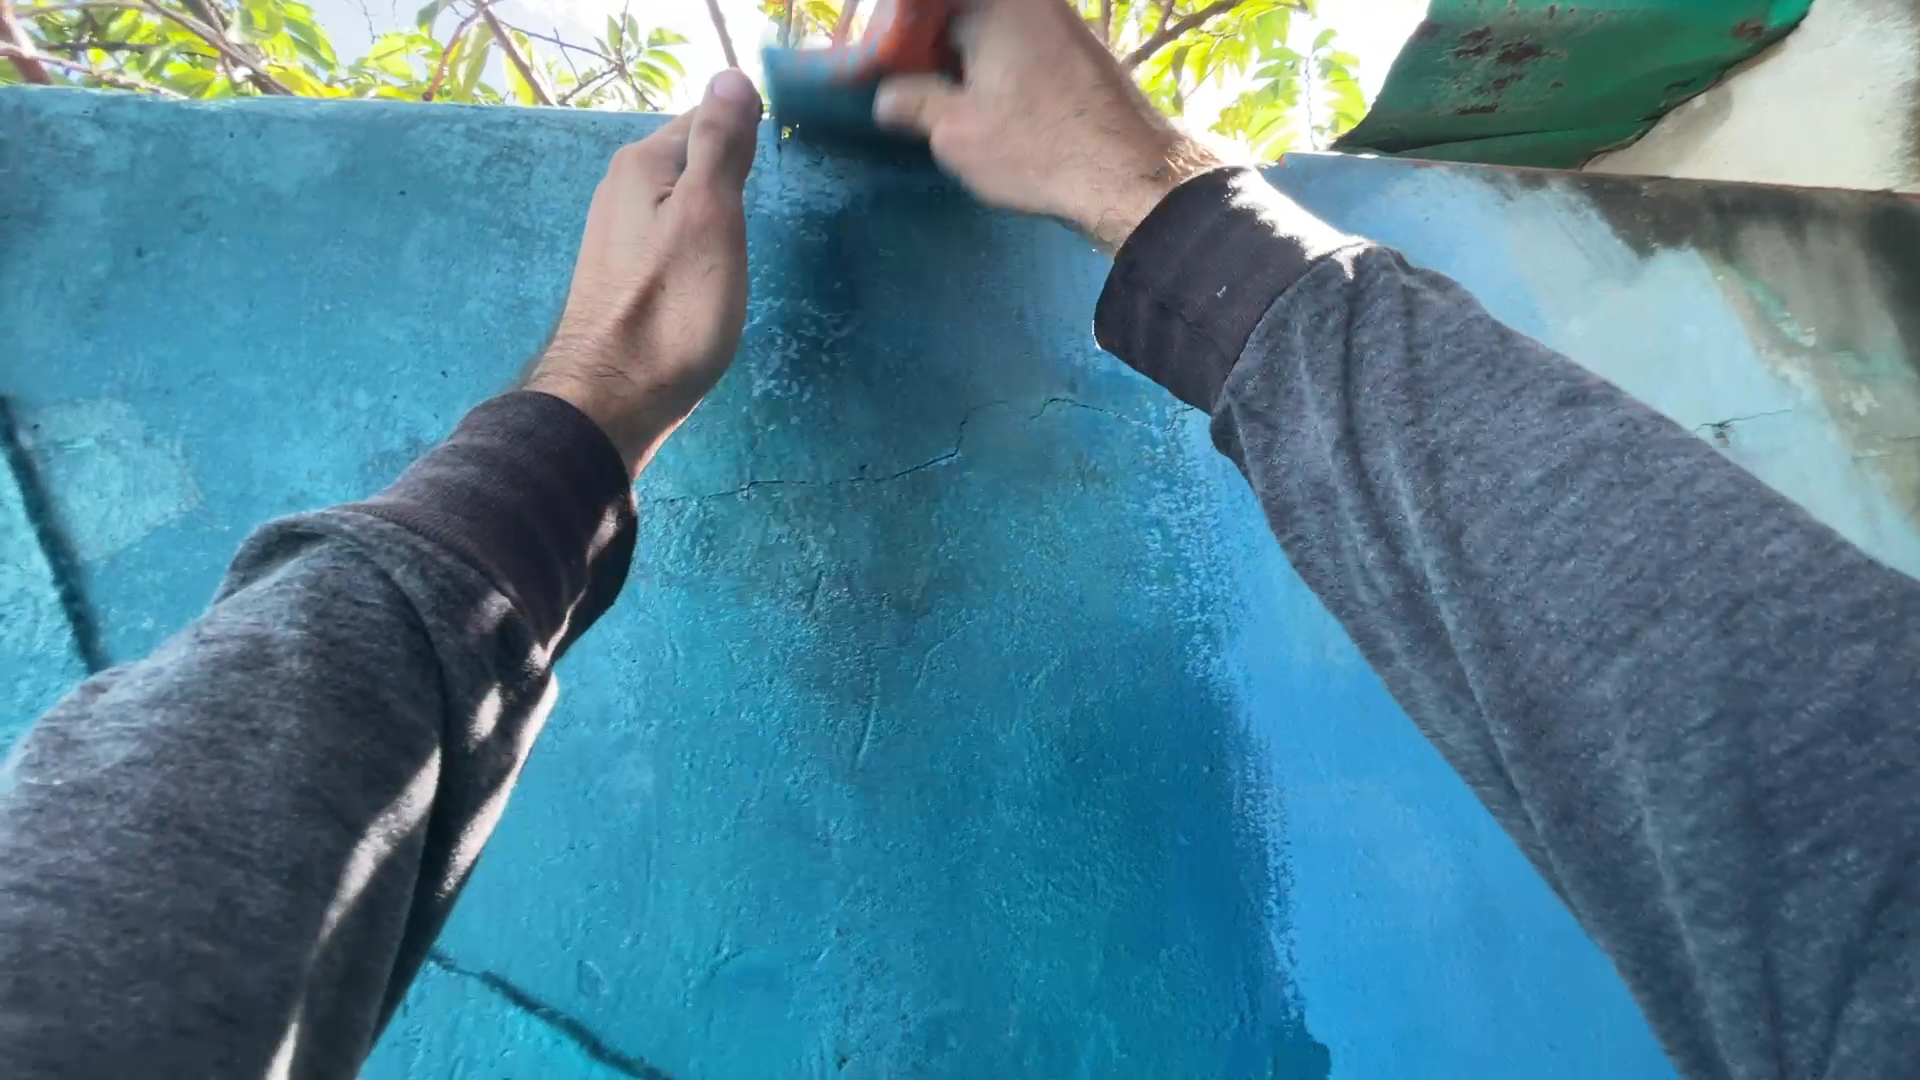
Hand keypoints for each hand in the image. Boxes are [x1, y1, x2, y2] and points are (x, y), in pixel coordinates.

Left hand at [525, 69, 762, 475]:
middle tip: (765, 200)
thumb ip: (721, 148)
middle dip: (725, 171)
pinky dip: (694, 244)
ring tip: (742, 238)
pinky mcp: (623, 279)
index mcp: (644, 166)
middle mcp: (621, 191)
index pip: (702, 119)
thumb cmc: (674, 308)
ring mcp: (617, 237)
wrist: (616, 395)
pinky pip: (667, 240)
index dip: (741, 134)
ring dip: (710, 210)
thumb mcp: (709, 218)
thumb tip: (732, 76)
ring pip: (676, 203)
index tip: (776, 163)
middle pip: (686, 161)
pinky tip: (709, 274)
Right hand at [873, 0, 1220, 251]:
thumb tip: (887, 98)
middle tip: (896, 83)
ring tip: (936, 98)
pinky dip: (989, 62)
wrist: (1127, 173)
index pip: (915, 7)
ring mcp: (1057, 16)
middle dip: (918, 42)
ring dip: (955, 55)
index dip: (882, 38)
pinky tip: (983, 100)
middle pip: (953, 11)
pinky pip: (1016, 40)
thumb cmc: (1037, 150)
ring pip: (986, 25)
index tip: (863, 71)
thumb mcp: (957, 134)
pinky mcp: (1077, 45)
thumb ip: (913, 105)